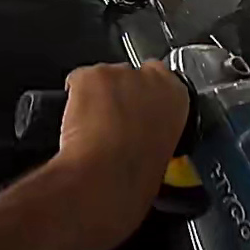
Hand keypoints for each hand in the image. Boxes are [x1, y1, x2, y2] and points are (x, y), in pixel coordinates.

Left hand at [52, 61, 188, 237]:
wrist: (106, 176)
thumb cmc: (135, 175)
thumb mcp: (163, 152)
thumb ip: (156, 128)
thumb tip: (142, 133)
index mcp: (176, 96)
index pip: (159, 77)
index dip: (141, 94)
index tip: (133, 108)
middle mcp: (149, 78)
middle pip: (128, 75)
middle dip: (118, 92)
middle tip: (109, 122)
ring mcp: (117, 74)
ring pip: (102, 78)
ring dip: (94, 96)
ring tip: (91, 128)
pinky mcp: (89, 75)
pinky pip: (76, 81)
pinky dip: (73, 98)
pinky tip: (76, 122)